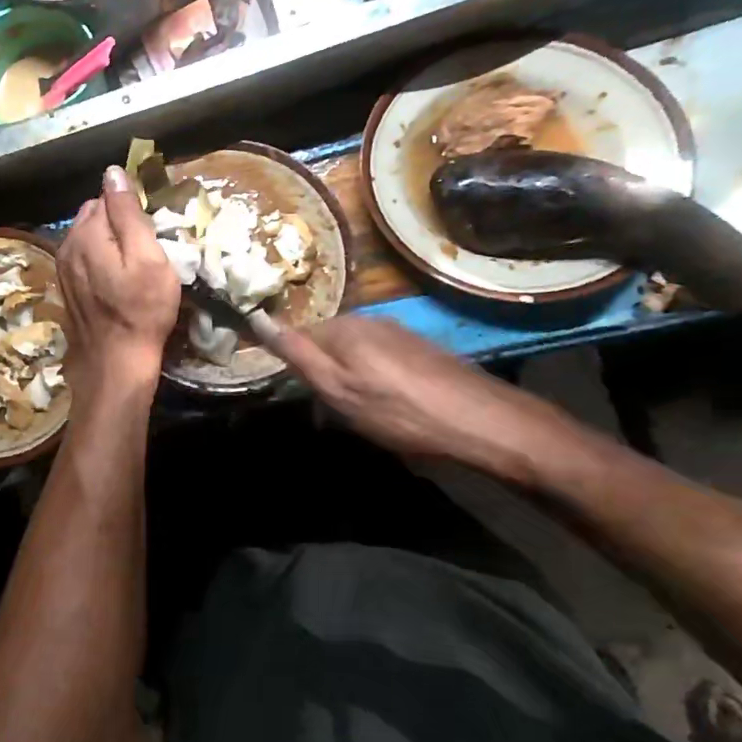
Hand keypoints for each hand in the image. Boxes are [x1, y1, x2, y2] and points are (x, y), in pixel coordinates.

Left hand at [58, 165, 179, 390]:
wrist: (115, 362)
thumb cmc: (140, 309)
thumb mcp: (146, 256)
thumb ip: (127, 212)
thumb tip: (113, 172)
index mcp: (85, 232)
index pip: (107, 196)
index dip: (132, 206)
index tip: (152, 226)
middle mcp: (67, 244)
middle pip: (95, 215)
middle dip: (119, 221)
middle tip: (147, 246)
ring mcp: (63, 267)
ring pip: (89, 237)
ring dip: (110, 242)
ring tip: (134, 264)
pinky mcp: (67, 287)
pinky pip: (85, 258)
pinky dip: (102, 260)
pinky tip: (118, 279)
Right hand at [270, 315, 567, 483]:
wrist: (483, 422)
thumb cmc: (400, 412)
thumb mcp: (339, 389)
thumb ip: (298, 355)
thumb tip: (258, 319)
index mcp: (343, 327)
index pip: (297, 337)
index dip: (294, 368)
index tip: (305, 398)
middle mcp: (368, 320)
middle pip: (326, 344)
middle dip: (323, 374)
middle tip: (332, 414)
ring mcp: (397, 331)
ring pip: (353, 352)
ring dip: (348, 379)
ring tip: (361, 414)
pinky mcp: (420, 347)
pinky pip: (379, 359)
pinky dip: (374, 379)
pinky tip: (390, 406)